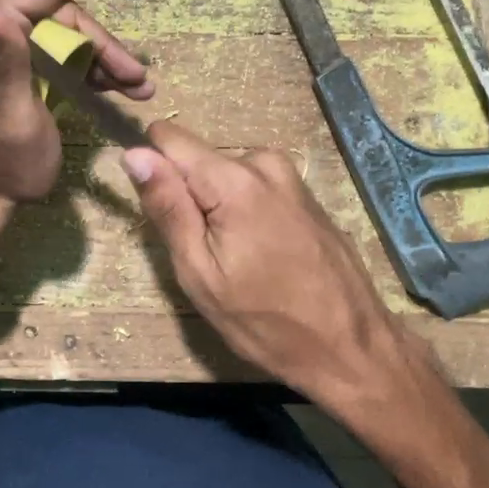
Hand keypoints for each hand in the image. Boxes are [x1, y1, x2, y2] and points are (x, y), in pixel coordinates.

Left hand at [0, 0, 152, 256]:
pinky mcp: (19, 72)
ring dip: (106, 59)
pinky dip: (94, 70)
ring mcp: (6, 51)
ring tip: (139, 88)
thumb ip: (3, 61)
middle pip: (63, 15)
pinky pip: (64, 57)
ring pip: (69, 37)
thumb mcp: (8, 111)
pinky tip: (122, 90)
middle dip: (104, 42)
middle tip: (136, 76)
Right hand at [122, 121, 415, 403]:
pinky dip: (245, 210)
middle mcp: (263, 162)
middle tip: (205, 252)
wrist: (355, 350)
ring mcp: (290, 176)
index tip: (164, 213)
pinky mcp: (305, 192)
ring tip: (236, 258)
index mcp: (233, 179)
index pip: (167, 137)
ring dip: (218, 205)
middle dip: (190, 195)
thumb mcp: (200, 273)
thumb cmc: (267, 321)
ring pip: (224, 172)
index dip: (153, 170)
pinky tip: (263, 254)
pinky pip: (252, 184)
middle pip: (197, 158)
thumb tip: (133, 153)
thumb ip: (166, 206)